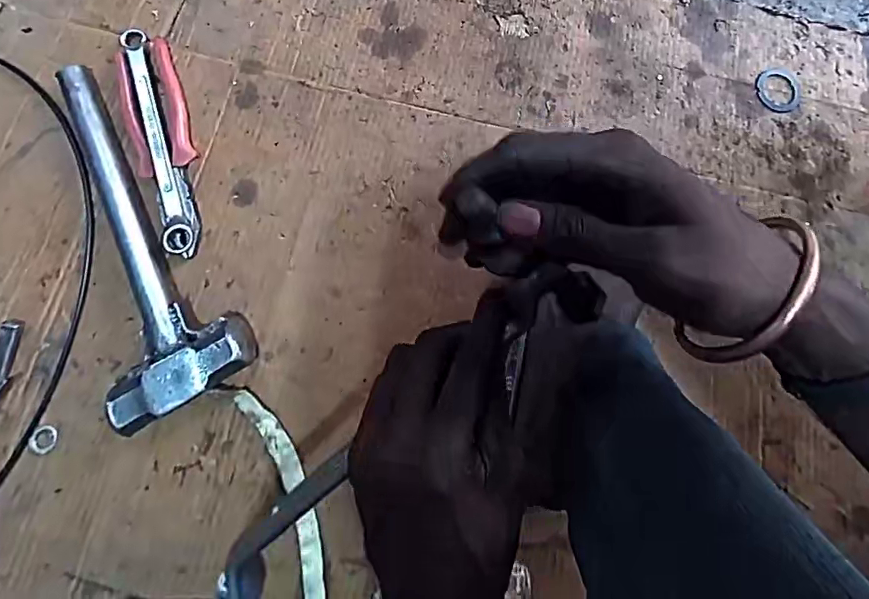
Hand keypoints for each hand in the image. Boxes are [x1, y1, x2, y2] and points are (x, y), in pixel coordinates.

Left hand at [350, 294, 523, 598]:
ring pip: (397, 364)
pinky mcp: (357, 452)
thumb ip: (507, 413)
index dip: (485, 326)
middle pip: (425, 351)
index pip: (467, 365)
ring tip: (453, 366)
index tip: (497, 298)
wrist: (426, 598)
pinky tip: (426, 394)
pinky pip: (380, 391)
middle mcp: (399, 435)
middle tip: (479, 339)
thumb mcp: (511, 483)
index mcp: (444, 447)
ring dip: (429, 354)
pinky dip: (406, 379)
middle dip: (456, 335)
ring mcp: (371, 443)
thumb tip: (505, 356)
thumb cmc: (480, 543)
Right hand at [438, 129, 804, 337]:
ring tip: (481, 263)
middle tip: (455, 245)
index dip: (481, 177)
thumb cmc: (720, 271)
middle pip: (524, 168)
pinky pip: (553, 218)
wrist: (774, 294)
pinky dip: (527, 239)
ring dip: (502, 224)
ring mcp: (604, 186)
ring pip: (533, 195)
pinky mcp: (606, 213)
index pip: (529, 152)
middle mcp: (602, 161)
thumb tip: (506, 217)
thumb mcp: (651, 258)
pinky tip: (510, 265)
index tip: (447, 211)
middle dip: (484, 201)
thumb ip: (578, 233)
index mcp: (614, 156)